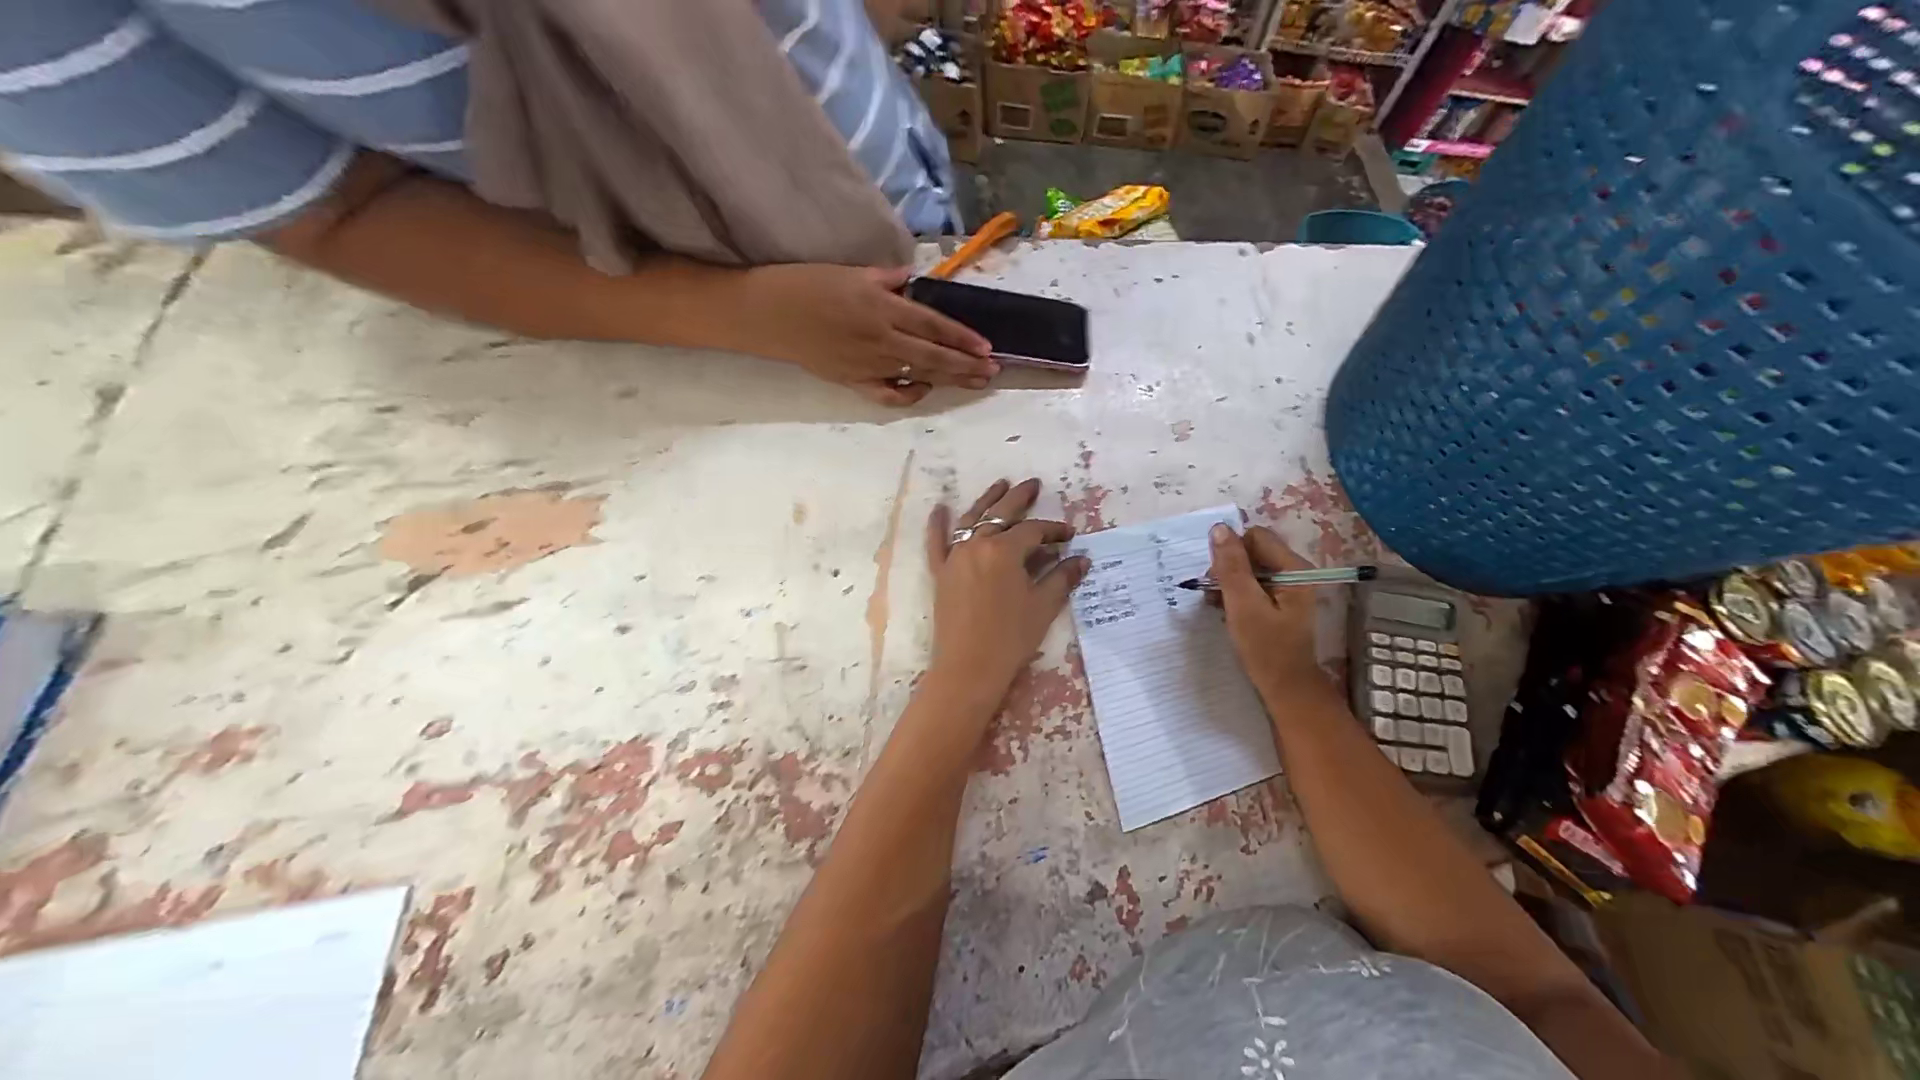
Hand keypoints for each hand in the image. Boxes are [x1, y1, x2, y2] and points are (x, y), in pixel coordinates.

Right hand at [735, 264, 996, 405]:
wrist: (766, 315)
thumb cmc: (806, 285)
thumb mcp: (851, 273)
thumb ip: (887, 280)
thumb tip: (914, 283)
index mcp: (882, 308)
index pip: (934, 325)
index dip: (963, 338)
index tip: (987, 347)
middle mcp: (881, 339)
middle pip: (934, 356)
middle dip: (967, 365)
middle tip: (993, 371)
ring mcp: (868, 365)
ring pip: (918, 376)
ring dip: (950, 380)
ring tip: (975, 382)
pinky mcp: (853, 382)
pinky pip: (887, 394)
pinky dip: (909, 395)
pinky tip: (925, 390)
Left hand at [923, 479, 1088, 715]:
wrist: (968, 667)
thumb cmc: (1010, 637)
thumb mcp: (1043, 606)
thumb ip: (1062, 577)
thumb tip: (1081, 559)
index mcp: (1004, 550)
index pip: (1034, 531)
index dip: (1054, 531)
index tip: (1070, 537)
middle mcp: (977, 545)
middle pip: (1001, 514)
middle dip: (1019, 499)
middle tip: (1033, 484)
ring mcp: (955, 557)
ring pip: (970, 520)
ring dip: (986, 500)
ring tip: (1000, 485)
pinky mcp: (941, 573)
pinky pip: (936, 542)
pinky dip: (937, 524)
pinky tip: (940, 507)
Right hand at [1207, 524, 1338, 704]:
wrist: (1285, 687)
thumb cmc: (1265, 647)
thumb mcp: (1243, 605)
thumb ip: (1231, 566)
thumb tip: (1219, 529)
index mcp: (1294, 568)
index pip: (1255, 537)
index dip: (1231, 553)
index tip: (1218, 578)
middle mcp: (1294, 571)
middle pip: (1252, 551)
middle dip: (1228, 567)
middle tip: (1215, 594)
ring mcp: (1288, 587)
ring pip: (1249, 567)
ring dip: (1229, 581)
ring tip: (1219, 604)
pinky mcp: (1279, 601)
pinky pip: (1252, 583)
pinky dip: (1236, 592)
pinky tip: (1227, 609)